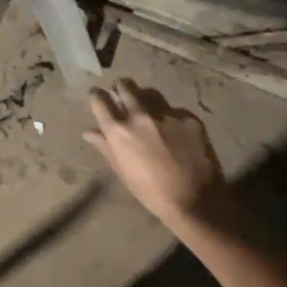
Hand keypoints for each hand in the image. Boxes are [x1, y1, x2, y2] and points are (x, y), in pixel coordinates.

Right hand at [86, 78, 227, 226]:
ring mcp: (166, 115)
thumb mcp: (122, 171)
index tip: (98, 98)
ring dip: (145, 98)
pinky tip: (176, 131)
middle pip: (125, 86)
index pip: (99, 99)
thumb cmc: (151, 192)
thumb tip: (89, 132)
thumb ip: (105, 146)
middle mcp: (139, 116)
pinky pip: (175, 110)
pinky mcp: (190, 119)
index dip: (97, 96)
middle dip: (121, 88)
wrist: (196, 201)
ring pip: (150, 93)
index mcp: (118, 130)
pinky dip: (170, 117)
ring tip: (149, 110)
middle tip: (123, 96)